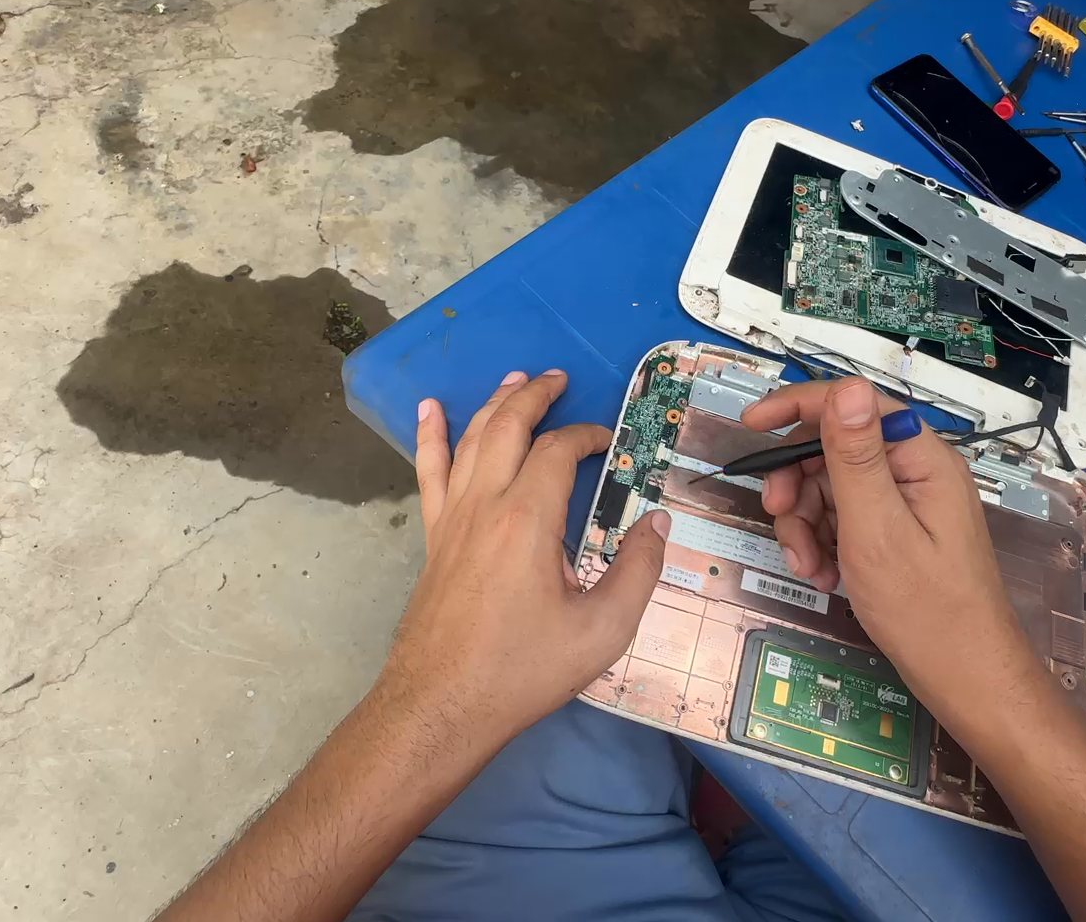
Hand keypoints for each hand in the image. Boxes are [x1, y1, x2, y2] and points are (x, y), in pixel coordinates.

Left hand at [391, 369, 669, 741]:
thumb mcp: (602, 631)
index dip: (587, 436)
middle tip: (559, 378)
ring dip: (495, 403)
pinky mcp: (434, 535)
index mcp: (528, 519)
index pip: (559, 451)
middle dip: (536, 395)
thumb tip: (657, 522)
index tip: (608, 441)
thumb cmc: (522, 669)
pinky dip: (430, 435)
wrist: (440, 708)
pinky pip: (428, 471)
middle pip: (508, 426)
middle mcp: (486, 503)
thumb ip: (638, 571)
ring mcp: (452, 516)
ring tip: (515, 378)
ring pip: (470, 439)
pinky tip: (429, 409)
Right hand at [741, 377, 1025, 699]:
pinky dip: (820, 542)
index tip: (750, 424)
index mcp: (920, 458)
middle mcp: (912, 470)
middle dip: (797, 483)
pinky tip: (823, 575)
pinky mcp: (891, 529)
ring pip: (827, 486)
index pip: (853, 404)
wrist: (964, 680)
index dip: (797, 406)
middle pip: (831, 448)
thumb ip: (856, 458)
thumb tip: (846, 388)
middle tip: (779, 516)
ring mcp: (901, 501)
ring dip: (805, 523)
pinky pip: (838, 517)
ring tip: (809, 567)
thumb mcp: (877, 530)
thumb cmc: (926, 610)